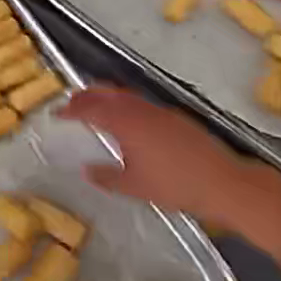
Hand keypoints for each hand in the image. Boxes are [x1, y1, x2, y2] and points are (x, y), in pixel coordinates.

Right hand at [58, 87, 252, 225]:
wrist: (223, 182)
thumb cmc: (175, 185)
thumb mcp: (135, 187)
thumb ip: (107, 177)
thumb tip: (86, 170)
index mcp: (126, 122)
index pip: (92, 109)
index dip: (72, 110)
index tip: (57, 113)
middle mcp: (140, 110)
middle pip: (107, 93)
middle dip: (87, 95)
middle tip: (71, 102)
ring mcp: (159, 111)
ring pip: (125, 95)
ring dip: (106, 97)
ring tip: (95, 106)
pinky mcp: (174, 117)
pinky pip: (139, 102)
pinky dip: (124, 103)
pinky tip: (127, 120)